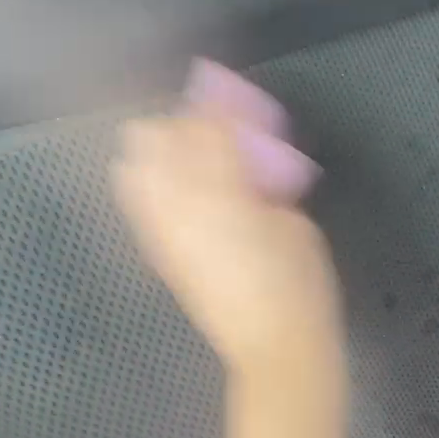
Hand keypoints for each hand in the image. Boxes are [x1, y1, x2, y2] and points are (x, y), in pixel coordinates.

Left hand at [112, 65, 338, 378]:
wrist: (275, 347)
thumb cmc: (301, 289)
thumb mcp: (298, 227)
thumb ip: (267, 185)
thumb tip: (249, 164)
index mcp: (221, 190)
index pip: (207, 124)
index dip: (221, 102)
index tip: (233, 90)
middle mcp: (176, 201)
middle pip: (156, 135)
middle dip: (183, 123)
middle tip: (217, 131)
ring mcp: (161, 226)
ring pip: (137, 163)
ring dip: (162, 149)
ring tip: (193, 157)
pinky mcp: (159, 250)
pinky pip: (139, 199)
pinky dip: (154, 180)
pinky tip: (179, 187)